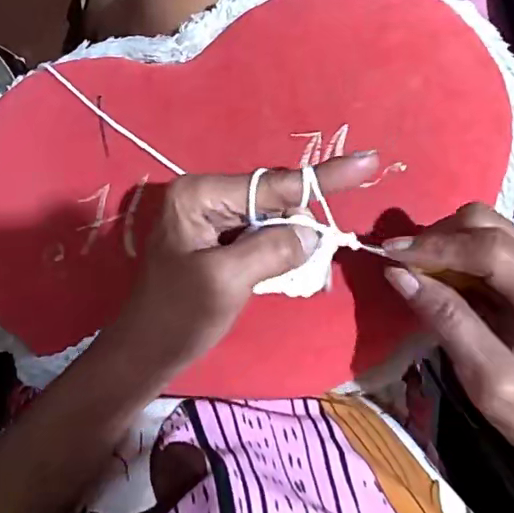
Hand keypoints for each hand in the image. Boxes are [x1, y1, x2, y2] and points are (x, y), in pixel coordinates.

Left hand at [98, 153, 382, 375]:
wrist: (145, 351)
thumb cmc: (178, 315)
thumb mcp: (226, 281)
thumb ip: (272, 250)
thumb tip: (311, 234)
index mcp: (200, 195)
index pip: (272, 185)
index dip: (323, 177)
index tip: (368, 161)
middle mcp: (205, 197)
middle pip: (274, 197)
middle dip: (308, 214)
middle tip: (339, 227)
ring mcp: (210, 218)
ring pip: (272, 218)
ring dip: (297, 236)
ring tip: (317, 254)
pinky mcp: (218, 241)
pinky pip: (261, 236)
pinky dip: (283, 250)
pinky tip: (299, 261)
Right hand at [381, 203, 513, 462]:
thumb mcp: (486, 380)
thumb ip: (447, 321)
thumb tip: (398, 273)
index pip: (495, 251)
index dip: (439, 247)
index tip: (391, 254)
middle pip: (492, 226)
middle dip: (439, 239)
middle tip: (404, 265)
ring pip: (490, 225)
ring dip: (447, 242)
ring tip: (422, 272)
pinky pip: (493, 240)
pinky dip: (459, 251)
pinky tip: (446, 277)